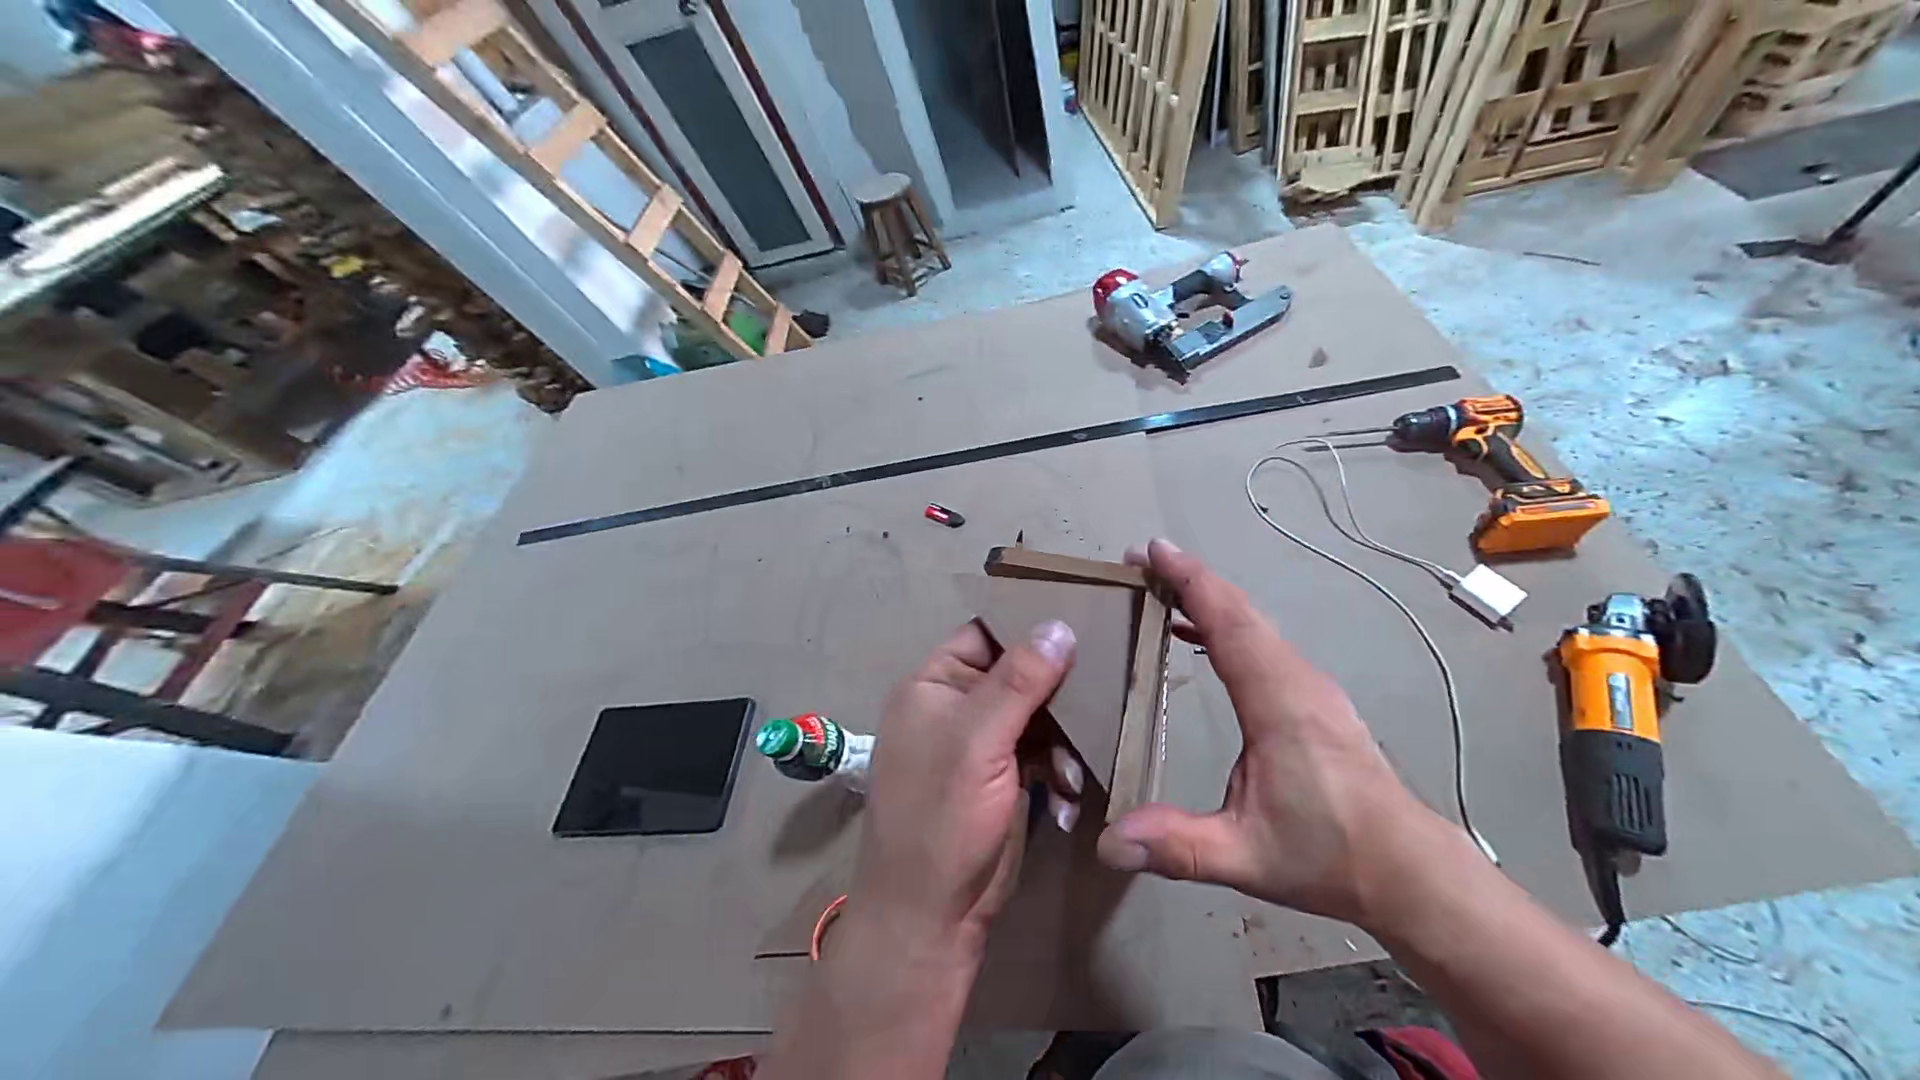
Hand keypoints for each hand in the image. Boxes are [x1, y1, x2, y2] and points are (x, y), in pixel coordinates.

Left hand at [851, 618, 1080, 951]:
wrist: (932, 914)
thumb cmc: (941, 815)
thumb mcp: (977, 740)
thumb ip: (1018, 680)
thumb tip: (1058, 624)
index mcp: (934, 685)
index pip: (985, 634)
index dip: (1027, 625)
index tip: (1082, 617)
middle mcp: (956, 706)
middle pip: (1018, 674)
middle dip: (1057, 689)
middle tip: (1103, 688)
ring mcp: (981, 744)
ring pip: (1037, 716)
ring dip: (1062, 738)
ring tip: (1070, 767)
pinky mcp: (1003, 777)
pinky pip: (1041, 753)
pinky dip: (1056, 770)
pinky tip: (1063, 796)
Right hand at [1094, 539, 1450, 925]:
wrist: (1409, 870)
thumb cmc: (1330, 856)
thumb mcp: (1246, 858)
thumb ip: (1177, 846)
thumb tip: (1107, 841)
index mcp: (1280, 704)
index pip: (1231, 624)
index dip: (1192, 582)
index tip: (1153, 550)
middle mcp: (1297, 680)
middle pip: (1241, 611)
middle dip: (1190, 578)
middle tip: (1141, 560)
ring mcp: (1310, 685)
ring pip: (1254, 622)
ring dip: (1207, 596)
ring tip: (1160, 586)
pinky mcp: (1313, 697)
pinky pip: (1261, 641)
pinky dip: (1225, 622)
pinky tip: (1195, 633)